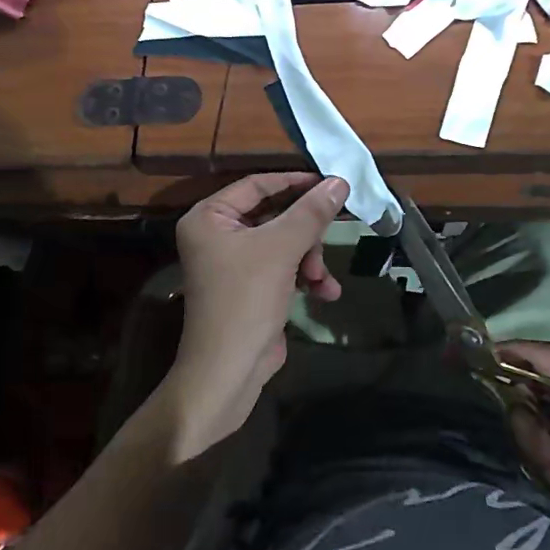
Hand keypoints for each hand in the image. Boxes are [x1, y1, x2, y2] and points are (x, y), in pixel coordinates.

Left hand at [173, 172, 347, 393]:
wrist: (230, 368)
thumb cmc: (246, 299)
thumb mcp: (281, 249)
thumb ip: (311, 213)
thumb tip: (340, 181)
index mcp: (210, 217)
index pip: (257, 185)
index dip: (295, 183)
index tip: (332, 183)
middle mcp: (218, 235)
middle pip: (275, 215)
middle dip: (306, 234)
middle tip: (327, 241)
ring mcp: (235, 263)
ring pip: (285, 243)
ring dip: (310, 260)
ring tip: (320, 280)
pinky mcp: (252, 287)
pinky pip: (285, 268)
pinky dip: (305, 278)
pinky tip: (325, 294)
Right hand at [499, 340, 549, 538]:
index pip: (522, 354)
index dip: (490, 357)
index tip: (453, 360)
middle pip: (515, 400)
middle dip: (535, 440)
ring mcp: (549, 418)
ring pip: (520, 432)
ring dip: (546, 464)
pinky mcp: (546, 448)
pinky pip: (526, 456)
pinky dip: (549, 477)